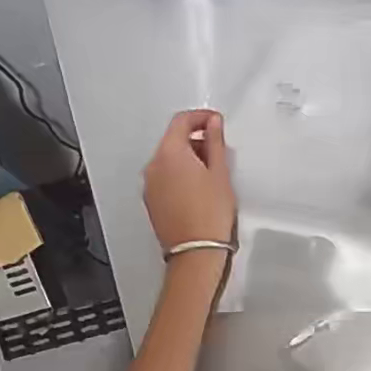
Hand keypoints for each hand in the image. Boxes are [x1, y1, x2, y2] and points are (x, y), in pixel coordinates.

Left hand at [143, 109, 235, 253]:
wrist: (195, 253)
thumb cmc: (209, 217)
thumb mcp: (220, 173)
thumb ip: (215, 142)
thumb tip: (212, 125)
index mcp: (169, 153)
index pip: (181, 121)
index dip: (200, 117)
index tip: (214, 122)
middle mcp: (154, 167)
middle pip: (172, 141)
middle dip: (193, 140)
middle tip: (216, 150)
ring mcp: (150, 187)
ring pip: (167, 161)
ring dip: (185, 160)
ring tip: (208, 174)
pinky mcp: (151, 204)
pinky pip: (163, 180)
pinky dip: (177, 177)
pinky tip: (196, 190)